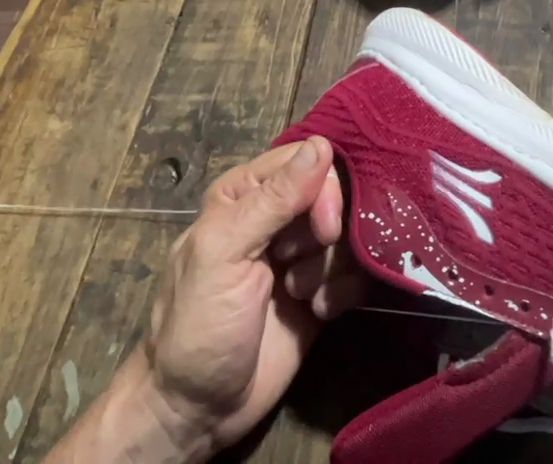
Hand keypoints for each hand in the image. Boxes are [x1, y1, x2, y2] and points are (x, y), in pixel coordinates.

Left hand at [49, 138, 360, 463]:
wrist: (198, 408)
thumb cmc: (197, 324)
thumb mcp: (223, 254)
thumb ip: (272, 199)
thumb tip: (322, 145)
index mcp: (245, 194)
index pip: (305, 159)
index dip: (324, 187)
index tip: (323, 226)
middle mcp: (276, 216)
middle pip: (334, 195)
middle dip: (329, 231)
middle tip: (302, 267)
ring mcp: (301, 254)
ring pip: (348, 234)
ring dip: (329, 267)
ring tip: (299, 296)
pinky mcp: (321, 289)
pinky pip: (355, 270)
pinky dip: (342, 291)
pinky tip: (318, 312)